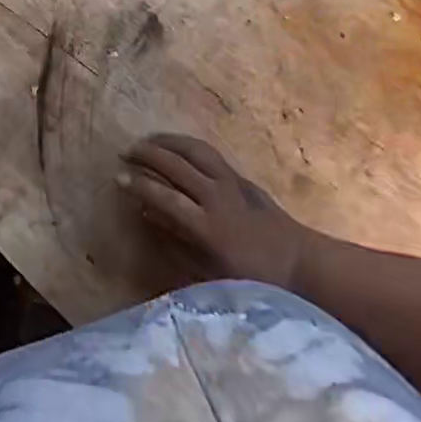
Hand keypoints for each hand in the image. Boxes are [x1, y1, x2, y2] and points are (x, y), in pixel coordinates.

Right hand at [119, 134, 324, 292]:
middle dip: (146, 155)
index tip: (118, 178)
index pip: (164, 196)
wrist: (302, 264)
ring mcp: (231, 182)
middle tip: (125, 154)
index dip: (139, 185)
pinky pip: (208, 152)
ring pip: (193, 150)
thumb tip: (147, 214)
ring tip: (146, 142)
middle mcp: (218, 196)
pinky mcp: (240, 177)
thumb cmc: (254, 279)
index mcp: (208, 226)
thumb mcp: (211, 274)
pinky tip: (174, 146)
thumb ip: (176, 244)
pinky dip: (185, 144)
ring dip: (166, 142)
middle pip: (175, 164)